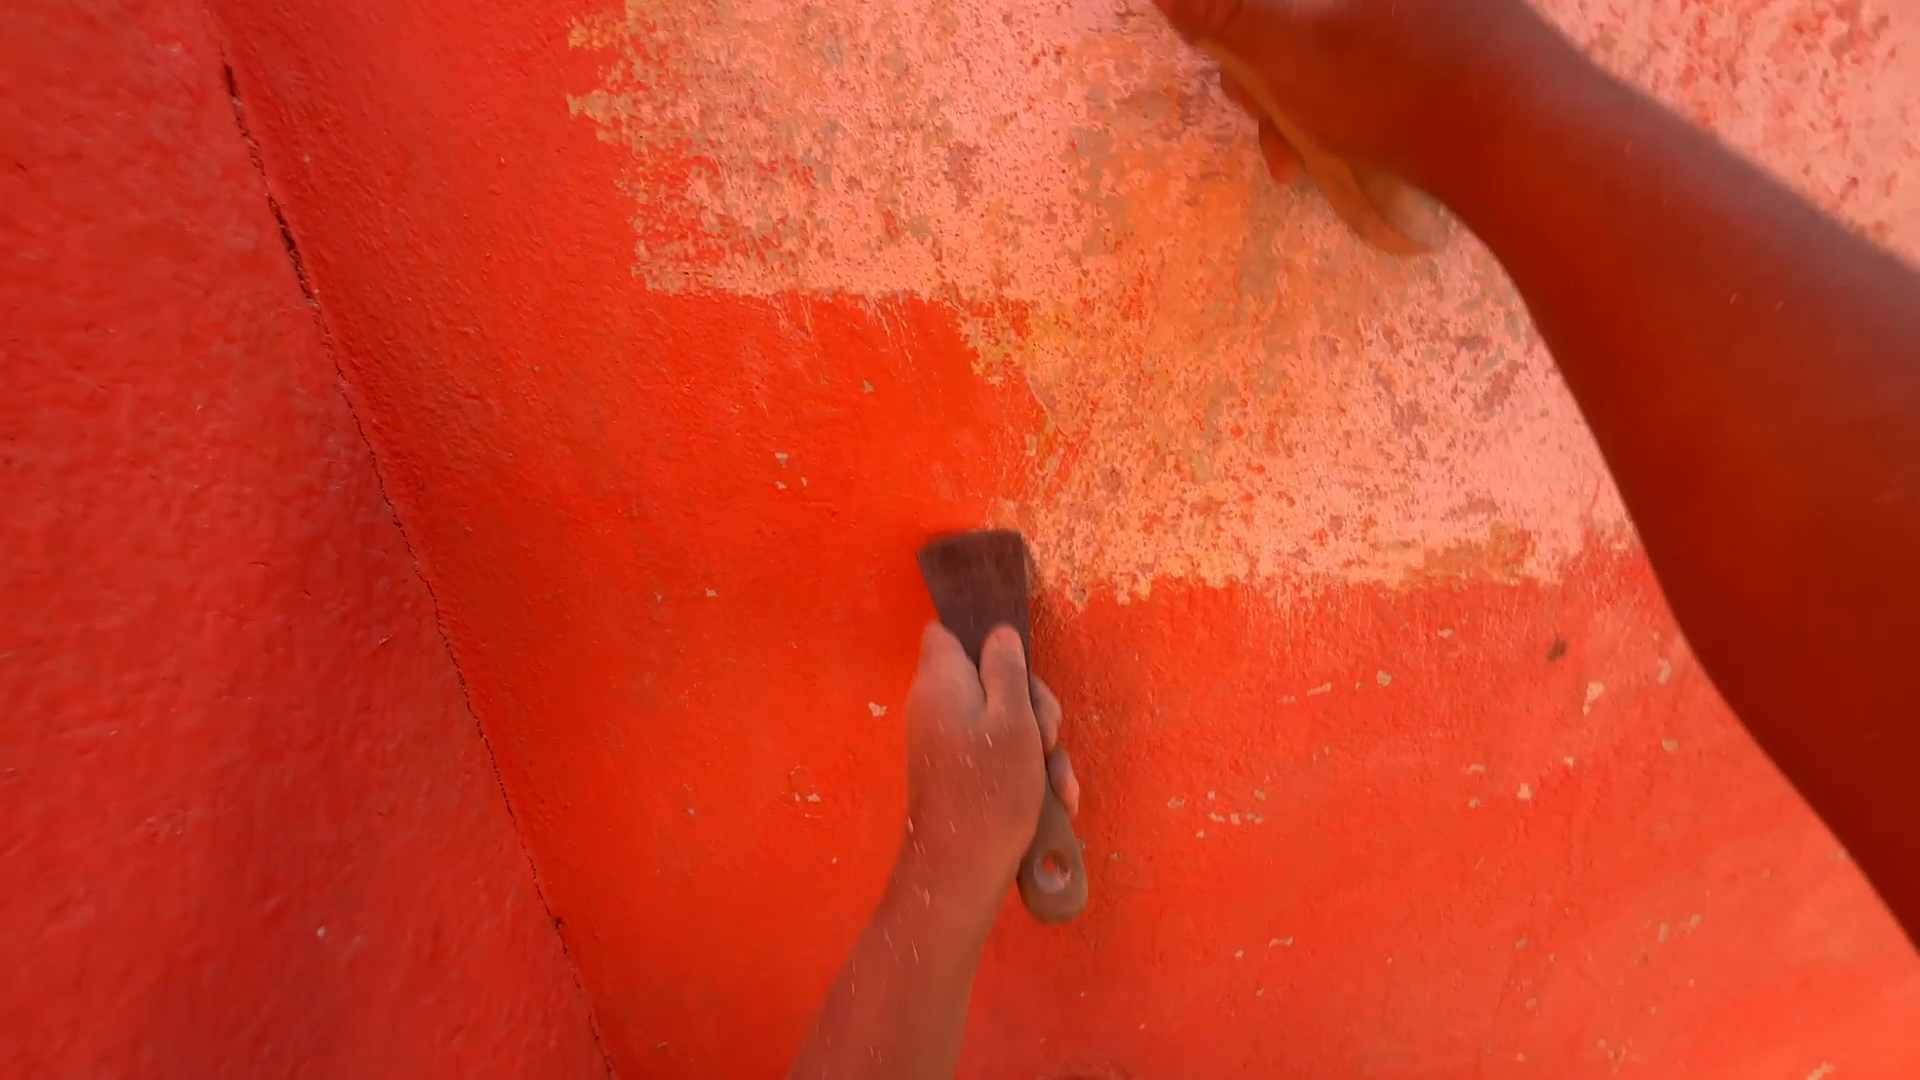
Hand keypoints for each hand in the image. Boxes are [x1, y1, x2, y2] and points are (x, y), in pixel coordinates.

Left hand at [896, 622, 1078, 920]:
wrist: (961, 870)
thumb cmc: (989, 787)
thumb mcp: (1013, 717)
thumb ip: (1006, 668)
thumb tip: (998, 635)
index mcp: (941, 679)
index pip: (945, 632)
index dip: (980, 637)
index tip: (1017, 660)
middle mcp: (936, 703)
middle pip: (989, 677)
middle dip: (1030, 702)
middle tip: (1048, 734)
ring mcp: (946, 738)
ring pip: (1002, 718)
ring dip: (1037, 744)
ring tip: (1058, 782)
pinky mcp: (958, 769)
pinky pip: (995, 751)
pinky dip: (1025, 769)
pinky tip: (1056, 799)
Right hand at [1152, 0, 1551, 184]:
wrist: (1510, 136)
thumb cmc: (1390, 86)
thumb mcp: (1286, 53)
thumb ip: (1223, 14)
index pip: (1264, 0)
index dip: (1234, 25)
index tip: (1233, 65)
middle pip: (1293, 9)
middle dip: (1262, 67)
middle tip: (1263, 115)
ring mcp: (1418, 5)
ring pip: (1323, 36)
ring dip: (1292, 97)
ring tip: (1293, 157)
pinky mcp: (1438, 31)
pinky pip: (1359, 54)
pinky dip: (1331, 98)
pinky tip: (1323, 147)